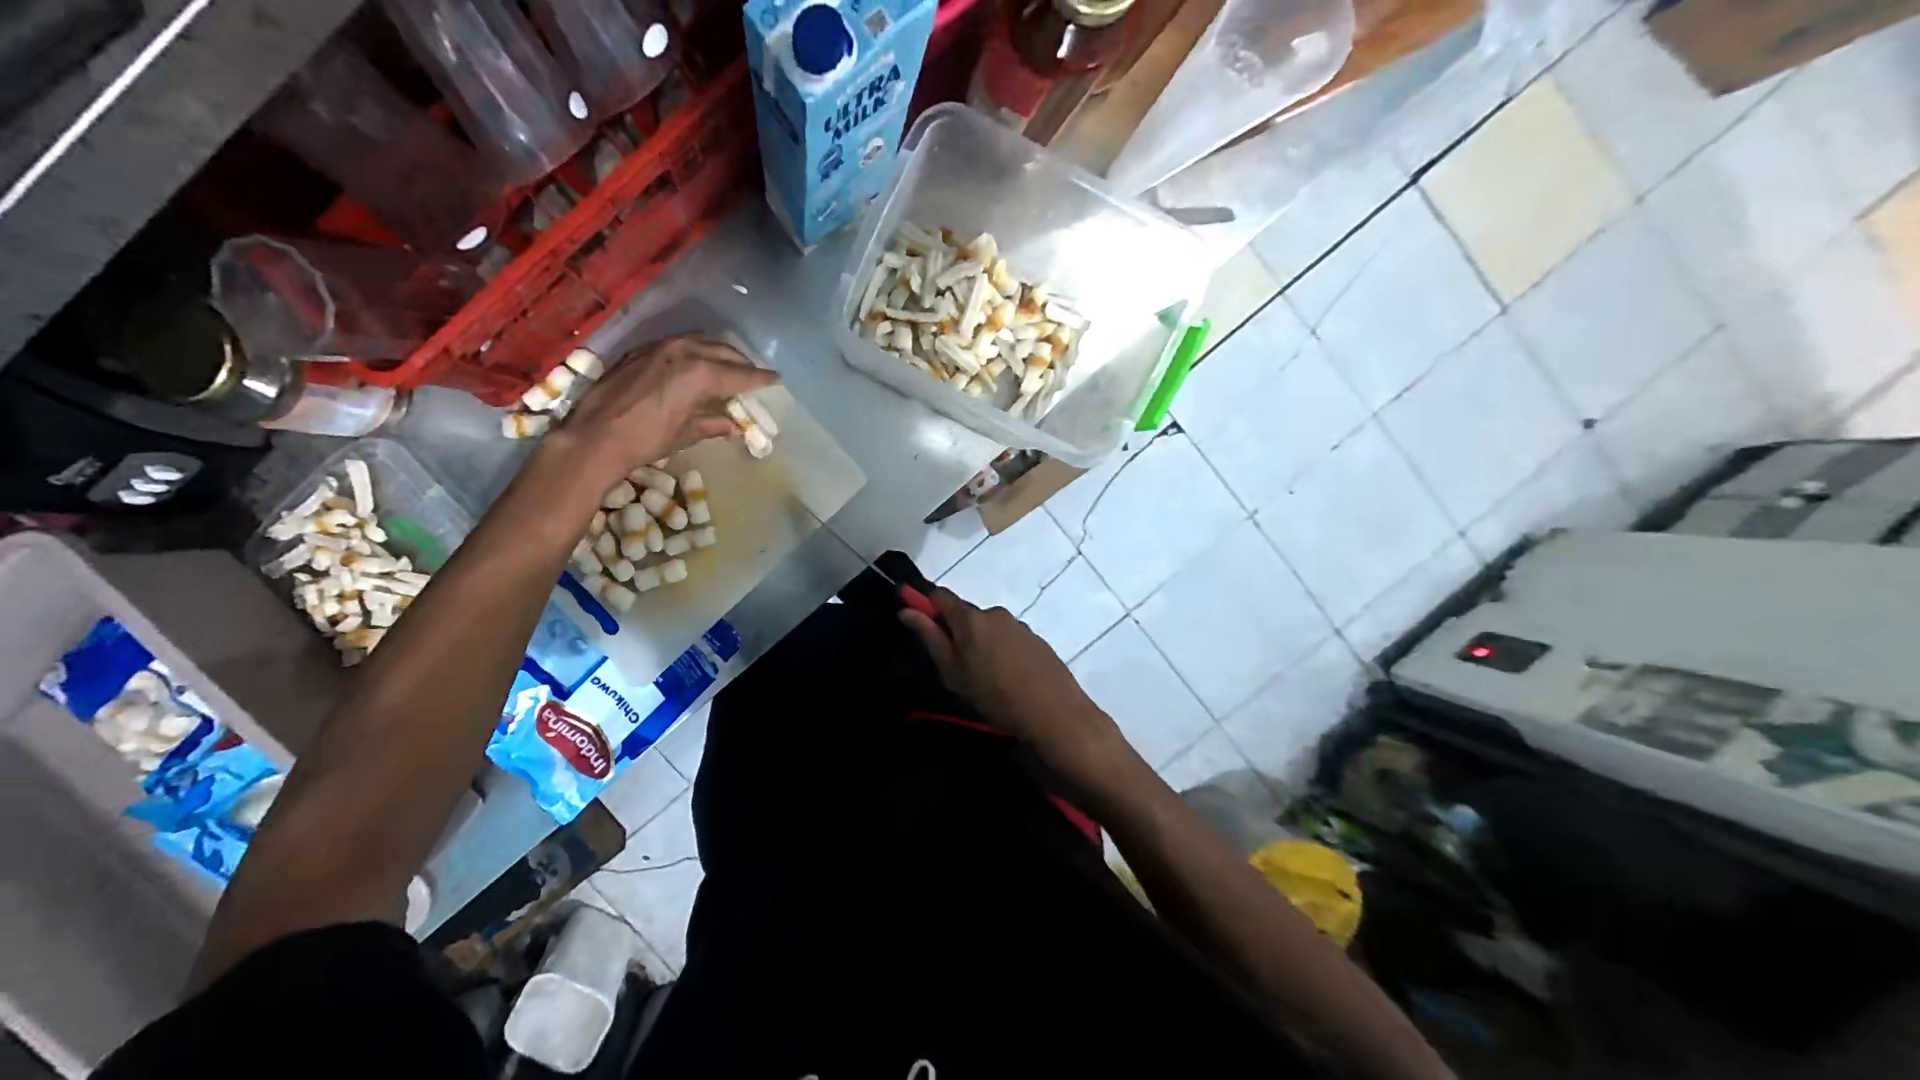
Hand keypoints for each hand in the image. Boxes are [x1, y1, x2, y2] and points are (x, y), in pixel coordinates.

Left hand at [547, 334, 778, 488]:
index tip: (777, 380)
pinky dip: (697, 351)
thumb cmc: (645, 440)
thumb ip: (714, 423)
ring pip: (703, 341)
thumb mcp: (686, 434)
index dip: (761, 379)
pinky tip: (698, 365)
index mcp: (700, 373)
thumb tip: (734, 425)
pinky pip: (680, 343)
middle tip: (754, 377)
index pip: (741, 375)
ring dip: (721, 353)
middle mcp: (684, 351)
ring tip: (729, 367)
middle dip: (744, 364)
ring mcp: (661, 346)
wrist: (594, 436)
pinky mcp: (643, 349)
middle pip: (725, 351)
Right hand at [899, 587, 1140, 789]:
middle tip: (957, 668)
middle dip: (957, 633)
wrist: (1054, 712)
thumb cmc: (994, 695)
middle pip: (966, 614)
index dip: (927, 607)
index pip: (941, 596)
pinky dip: (1002, 652)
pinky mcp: (1036, 639)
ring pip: (988, 628)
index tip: (923, 629)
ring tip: (986, 679)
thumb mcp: (953, 672)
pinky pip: (1008, 638)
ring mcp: (1019, 625)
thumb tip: (906, 609)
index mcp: (970, 618)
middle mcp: (995, 613)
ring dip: (981, 644)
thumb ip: (930, 638)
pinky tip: (1008, 679)